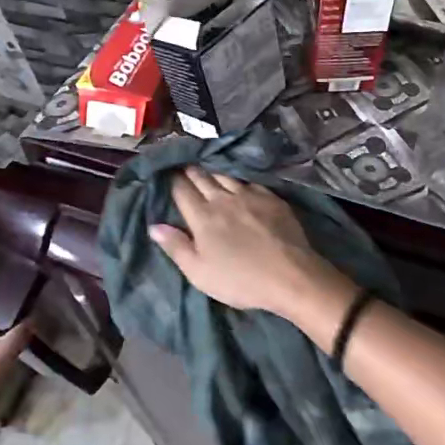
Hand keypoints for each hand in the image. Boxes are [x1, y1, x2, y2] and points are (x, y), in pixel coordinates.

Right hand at [153, 167, 356, 337]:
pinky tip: (238, 180)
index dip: (173, 180)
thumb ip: (176, 247)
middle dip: (191, 171)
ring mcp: (250, 195)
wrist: (289, 273)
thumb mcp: (199, 272)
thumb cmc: (239, 279)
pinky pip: (249, 181)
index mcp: (203, 217)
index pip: (182, 191)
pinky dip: (239, 178)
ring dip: (213, 171)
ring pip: (226, 176)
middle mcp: (224, 199)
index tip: (167, 171)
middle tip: (184, 164)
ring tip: (207, 167)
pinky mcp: (271, 197)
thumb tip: (154, 225)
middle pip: (203, 178)